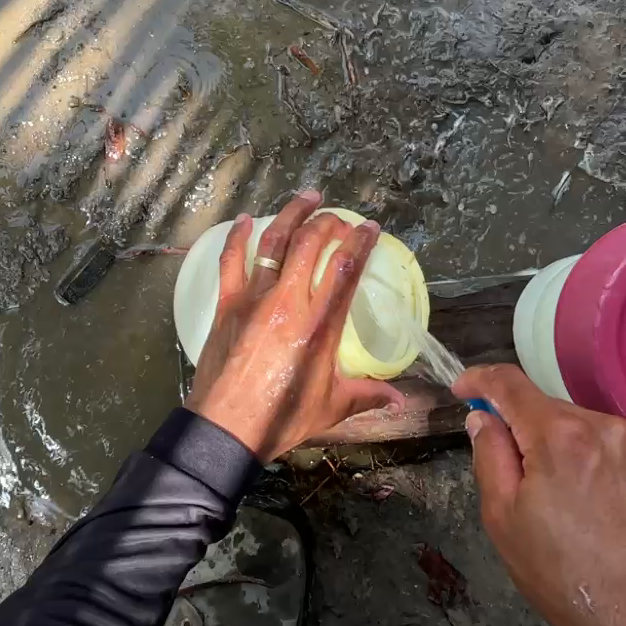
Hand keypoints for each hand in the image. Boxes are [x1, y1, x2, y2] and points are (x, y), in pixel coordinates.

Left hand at [185, 191, 403, 461]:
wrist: (226, 428)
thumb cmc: (282, 418)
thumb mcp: (331, 407)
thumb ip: (366, 395)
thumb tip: (400, 399)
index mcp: (319, 325)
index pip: (344, 269)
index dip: (360, 242)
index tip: (370, 227)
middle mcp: (288, 302)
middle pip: (309, 244)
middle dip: (328, 222)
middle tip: (338, 216)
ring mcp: (254, 298)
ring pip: (274, 242)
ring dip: (292, 215)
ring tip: (307, 197)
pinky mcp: (227, 303)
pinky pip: (231, 260)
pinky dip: (238, 236)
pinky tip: (246, 219)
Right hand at [452, 364, 625, 625]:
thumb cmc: (567, 580)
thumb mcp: (504, 519)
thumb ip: (489, 455)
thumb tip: (483, 418)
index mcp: (560, 436)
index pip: (509, 383)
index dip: (479, 380)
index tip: (461, 389)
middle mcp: (604, 427)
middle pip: (545, 407)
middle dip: (520, 427)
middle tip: (510, 472)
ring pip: (579, 427)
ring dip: (557, 445)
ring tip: (557, 500)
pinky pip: (610, 447)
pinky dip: (589, 460)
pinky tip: (592, 507)